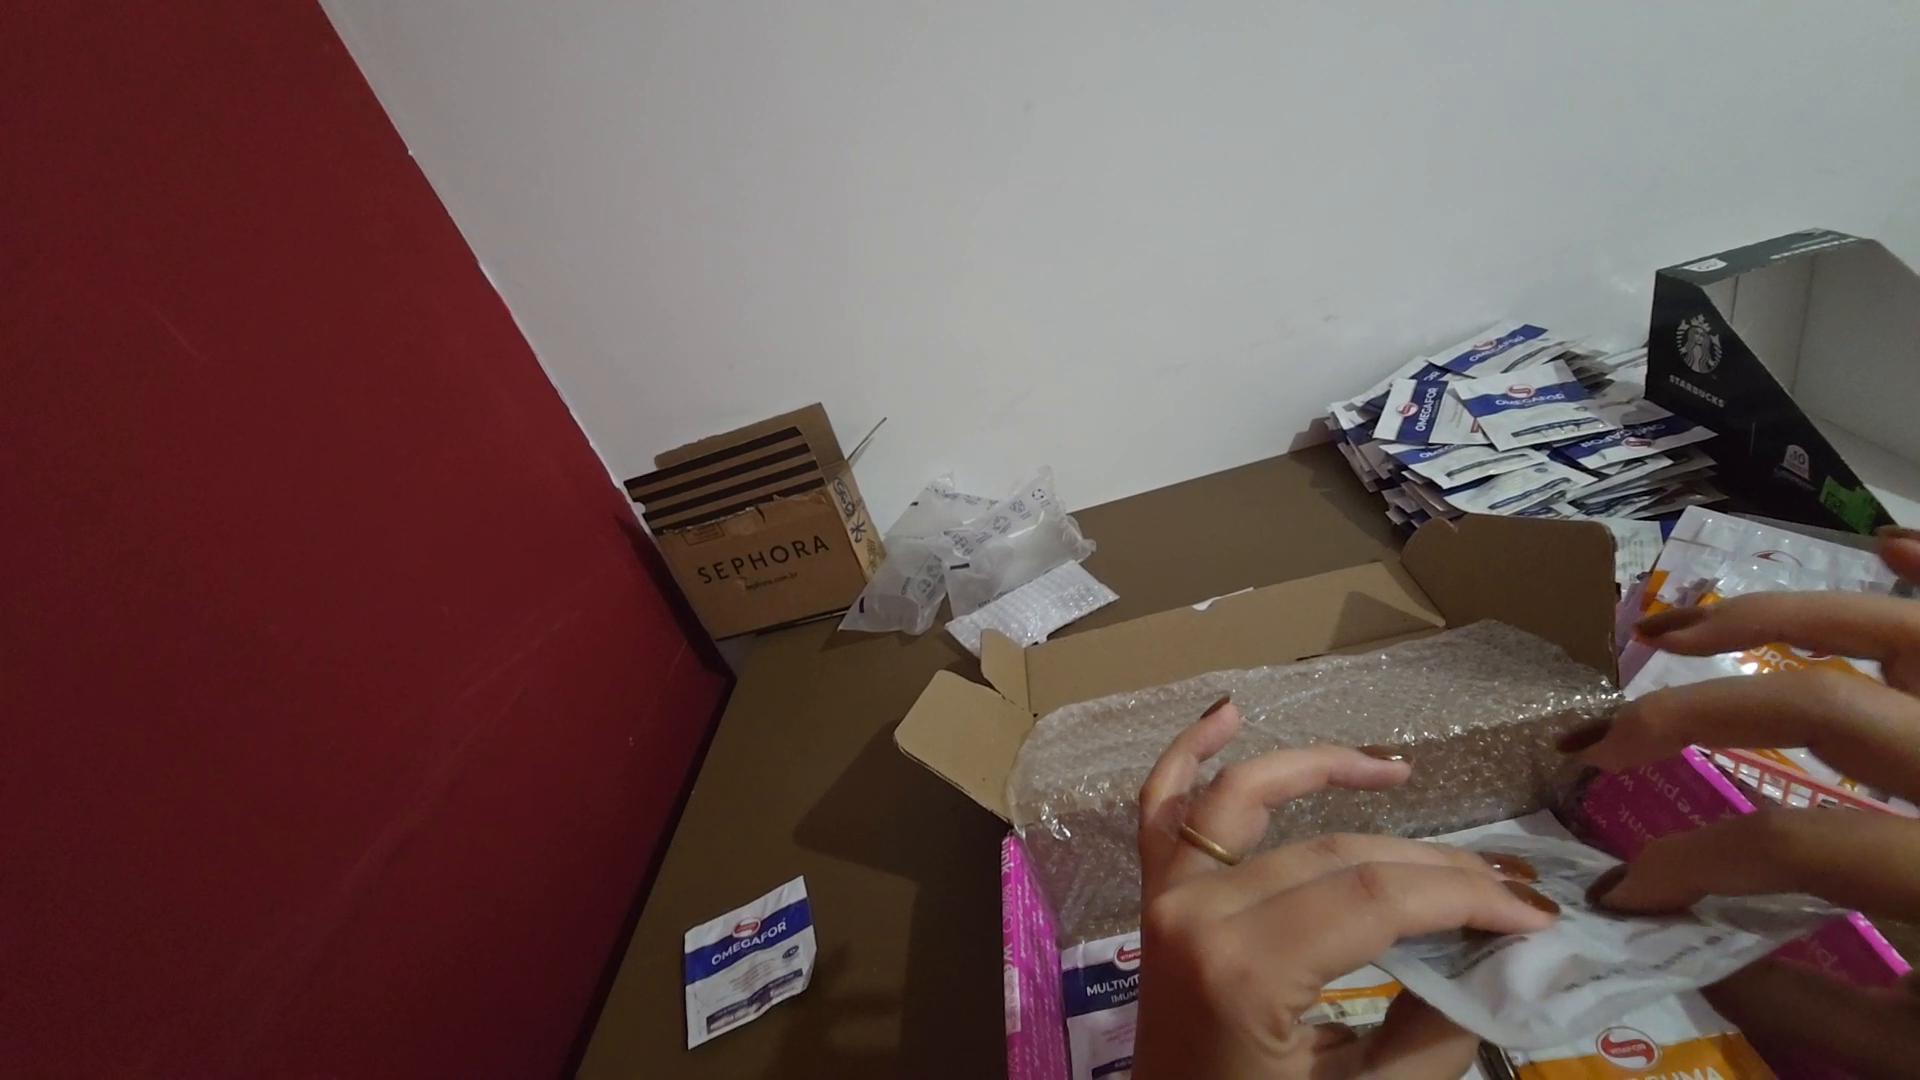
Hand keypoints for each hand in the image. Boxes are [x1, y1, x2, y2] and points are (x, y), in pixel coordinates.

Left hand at [1129, 698, 1559, 1079]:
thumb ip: (1431, 1030)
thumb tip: (1492, 952)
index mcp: (1243, 970)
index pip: (1369, 900)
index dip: (1459, 897)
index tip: (1533, 912)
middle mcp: (1194, 910)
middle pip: (1324, 853)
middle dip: (1422, 862)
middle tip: (1500, 880)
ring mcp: (1164, 891)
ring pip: (1241, 799)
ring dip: (1314, 770)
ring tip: (1391, 767)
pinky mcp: (1154, 890)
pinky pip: (1161, 805)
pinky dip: (1187, 753)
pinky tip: (1228, 713)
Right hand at [1563, 531, 1919, 1078]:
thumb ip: (1802, 1005)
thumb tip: (1654, 941)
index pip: (1792, 845)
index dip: (1685, 865)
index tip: (1621, 892)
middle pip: (1818, 706)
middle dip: (1681, 716)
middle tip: (1600, 744)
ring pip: (1899, 631)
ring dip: (1767, 617)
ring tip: (1668, 631)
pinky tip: (1887, 546)